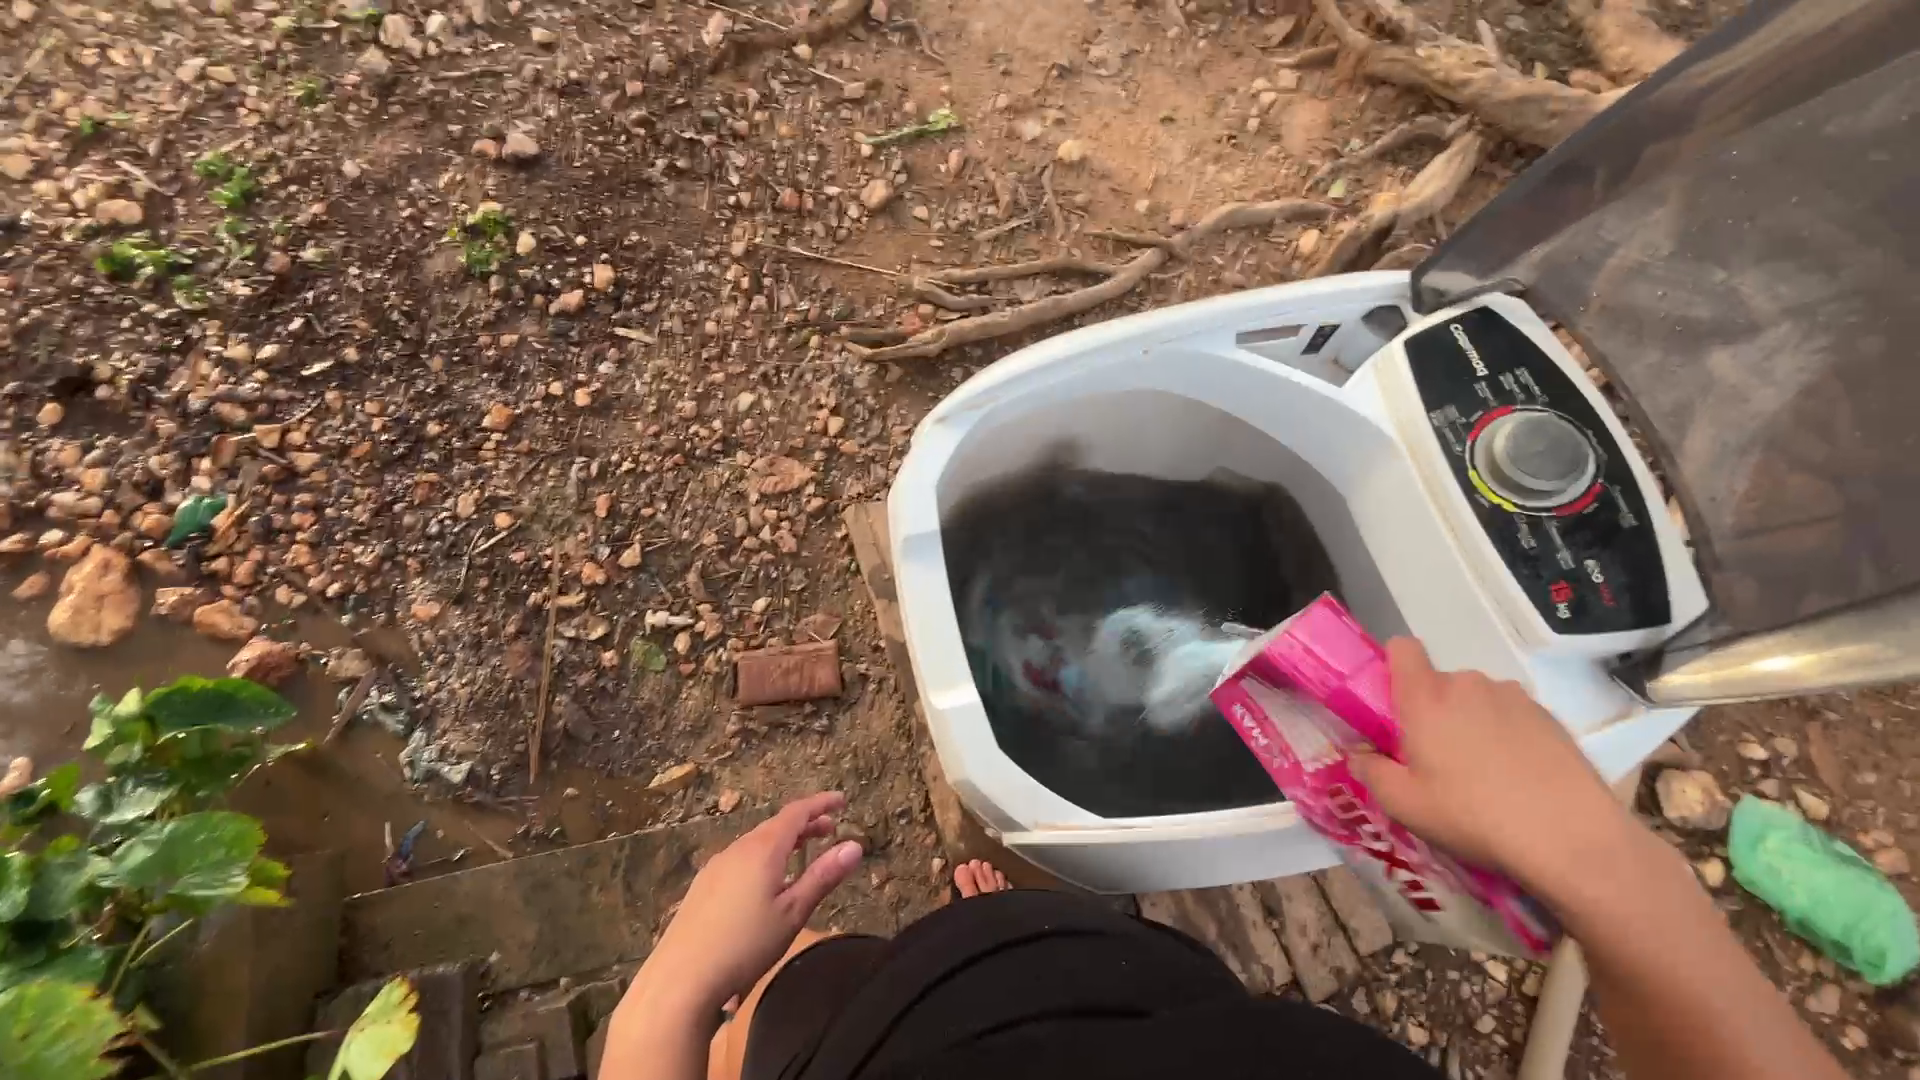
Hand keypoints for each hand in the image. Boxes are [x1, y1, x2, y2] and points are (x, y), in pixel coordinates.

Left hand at [640, 792, 863, 1015]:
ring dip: (784, 842)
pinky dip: (763, 857)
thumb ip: (823, 876)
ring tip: (802, 855)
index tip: (842, 800)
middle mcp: (738, 849)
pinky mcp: (702, 887)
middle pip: (776, 825)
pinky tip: (765, 884)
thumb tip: (855, 846)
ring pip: (756, 842)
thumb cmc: (745, 945)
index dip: (821, 803)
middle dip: (805, 824)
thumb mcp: (793, 913)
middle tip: (830, 830)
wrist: (680, 980)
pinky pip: (741, 859)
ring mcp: (716, 867)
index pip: (797, 812)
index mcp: (763, 850)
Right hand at [1348, 638, 1632, 896]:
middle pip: (1439, 681)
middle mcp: (1468, 685)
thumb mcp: (1403, 804)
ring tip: (1483, 771)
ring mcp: (1515, 698)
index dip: (1393, 667)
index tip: (1392, 705)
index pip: (1402, 648)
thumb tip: (1358, 756)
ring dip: (1470, 721)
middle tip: (1435, 756)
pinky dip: (1507, 735)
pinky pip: (1512, 715)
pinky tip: (1518, 777)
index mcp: (1426, 697)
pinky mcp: (1551, 718)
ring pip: (1477, 699)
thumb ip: (1370, 772)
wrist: (1573, 839)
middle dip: (1432, 709)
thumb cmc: (1473, 816)